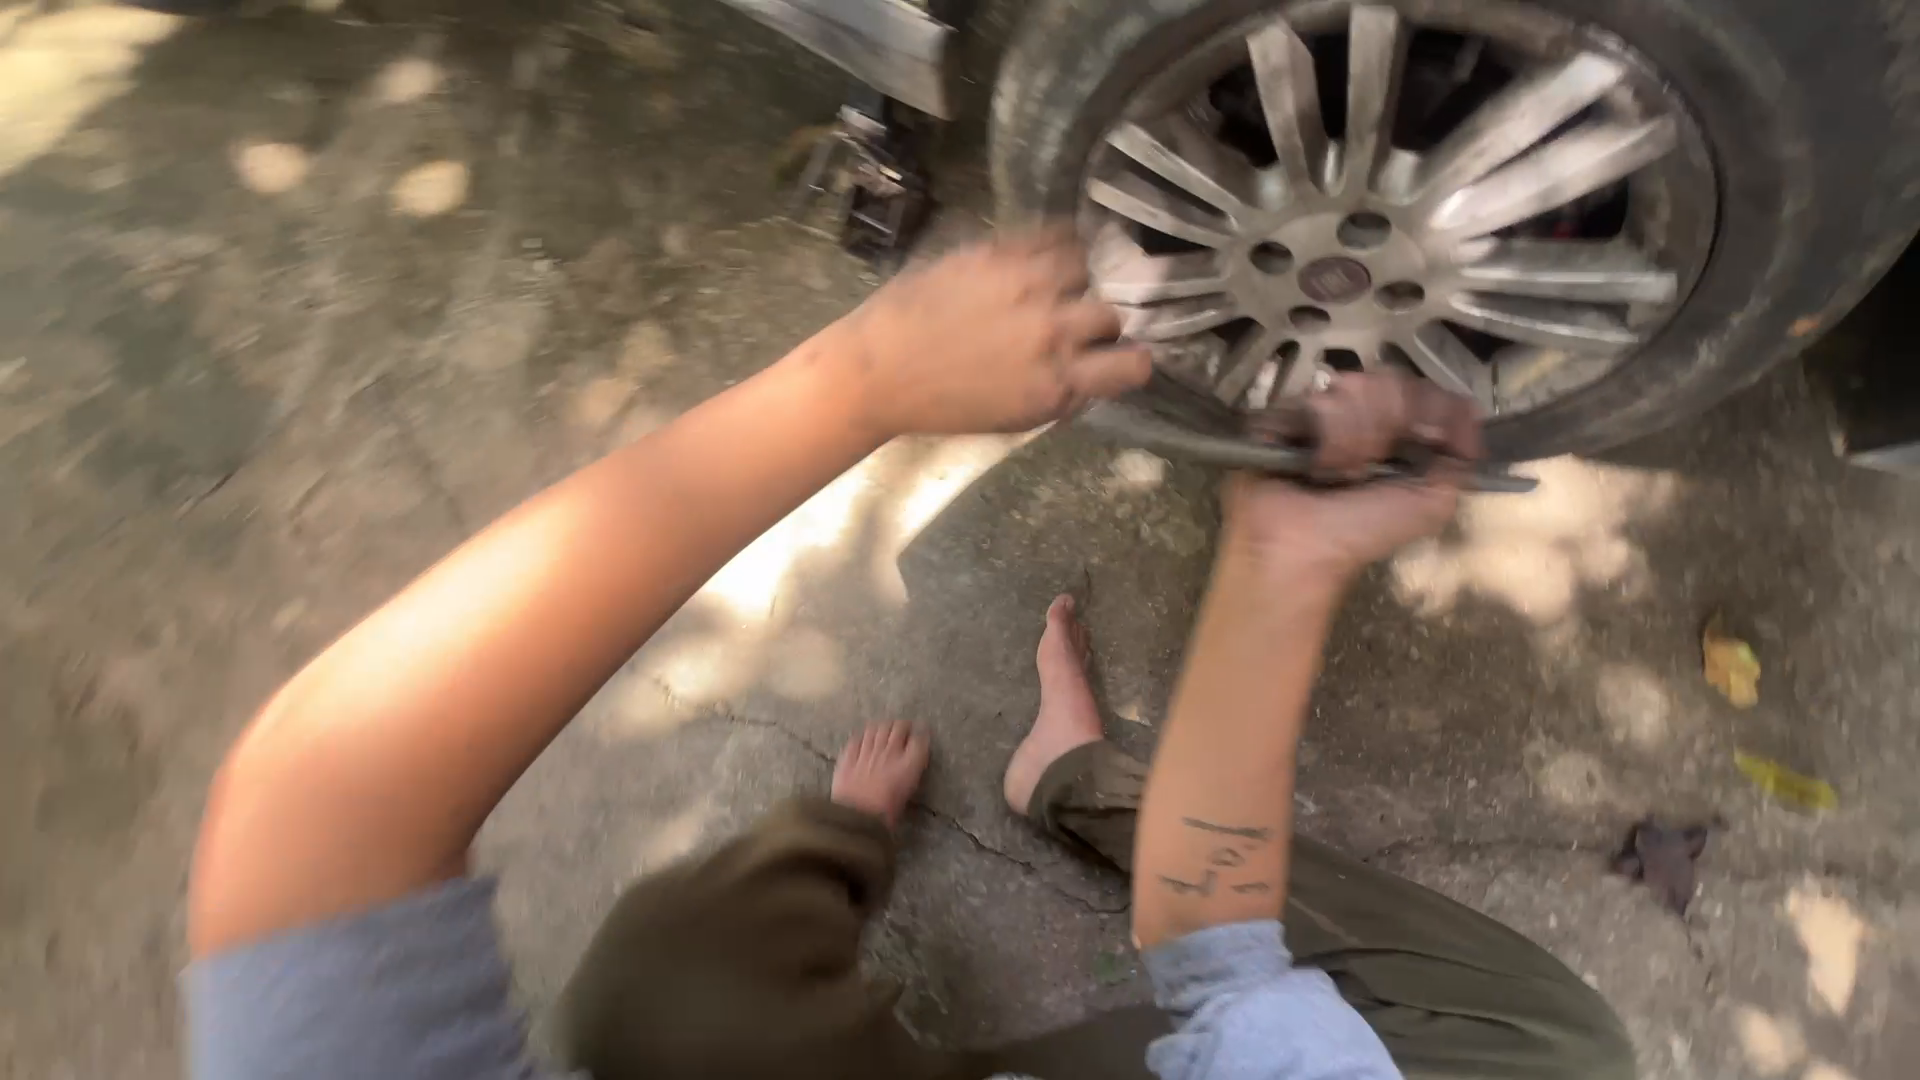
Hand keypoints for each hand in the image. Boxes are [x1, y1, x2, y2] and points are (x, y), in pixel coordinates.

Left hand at [829, 228, 1152, 435]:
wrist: (879, 370)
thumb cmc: (942, 406)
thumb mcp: (1012, 420)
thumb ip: (1059, 398)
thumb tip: (1088, 378)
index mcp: (1054, 385)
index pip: (1132, 366)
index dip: (1131, 361)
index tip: (1118, 358)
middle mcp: (1051, 332)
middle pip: (1111, 314)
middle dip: (1097, 322)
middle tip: (1072, 324)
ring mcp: (1026, 285)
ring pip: (1087, 267)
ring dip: (1075, 280)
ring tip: (1051, 287)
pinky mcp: (999, 252)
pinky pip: (1054, 233)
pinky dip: (1058, 244)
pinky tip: (1044, 256)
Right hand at [1224, 373, 1480, 582]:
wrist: (1302, 547)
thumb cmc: (1362, 532)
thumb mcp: (1432, 503)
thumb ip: (1460, 456)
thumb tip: (1469, 408)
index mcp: (1394, 431)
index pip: (1424, 386)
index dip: (1430, 407)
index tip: (1425, 440)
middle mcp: (1356, 416)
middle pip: (1389, 379)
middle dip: (1387, 426)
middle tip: (1372, 468)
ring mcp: (1316, 413)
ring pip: (1352, 386)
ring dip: (1353, 440)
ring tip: (1338, 475)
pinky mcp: (1280, 416)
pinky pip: (1312, 400)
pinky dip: (1325, 438)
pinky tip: (1316, 466)